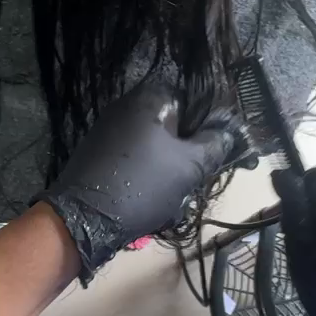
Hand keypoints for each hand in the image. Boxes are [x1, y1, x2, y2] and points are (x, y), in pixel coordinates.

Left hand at [36, 81, 241, 281]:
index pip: (193, 100)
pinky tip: (148, 195)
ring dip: (166, 166)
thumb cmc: (142, 185)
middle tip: (191, 177)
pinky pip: (133, 157)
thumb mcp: (190, 166)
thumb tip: (232, 131)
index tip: (210, 154)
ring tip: (170, 192)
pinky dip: (144, 173)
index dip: (206, 127)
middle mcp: (125, 105)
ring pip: (153, 144)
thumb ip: (215, 144)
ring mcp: (107, 128)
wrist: (84, 218)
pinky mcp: (97, 151)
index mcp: (149, 97)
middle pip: (172, 124)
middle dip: (184, 150)